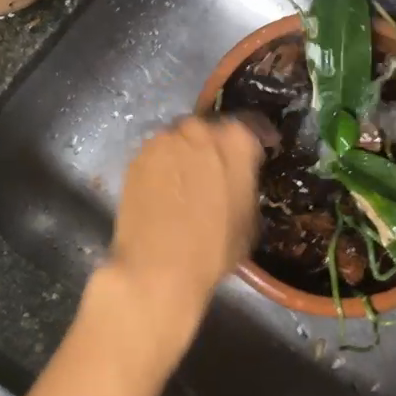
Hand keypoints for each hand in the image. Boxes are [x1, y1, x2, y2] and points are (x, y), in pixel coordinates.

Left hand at [109, 116, 266, 315]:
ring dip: (186, 155)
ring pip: (181, 141)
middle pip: (212, 131)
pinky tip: (163, 191)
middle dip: (215, 147)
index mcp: (236, 140)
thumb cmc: (214, 248)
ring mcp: (164, 140)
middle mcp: (199, 129)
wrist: (156, 268)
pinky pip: (157, 156)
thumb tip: (237, 178)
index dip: (257, 139)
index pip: (252, 127)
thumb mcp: (249, 218)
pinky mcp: (137, 157)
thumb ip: (245, 183)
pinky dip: (163, 167)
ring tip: (186, 184)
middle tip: (216, 171)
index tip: (258, 152)